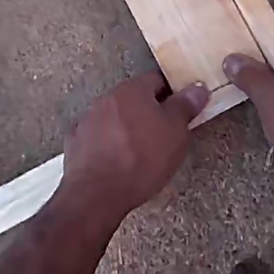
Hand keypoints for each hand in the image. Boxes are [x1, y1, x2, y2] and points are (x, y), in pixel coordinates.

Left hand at [55, 72, 209, 222]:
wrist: (98, 192)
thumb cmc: (141, 160)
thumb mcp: (175, 133)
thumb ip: (185, 107)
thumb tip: (196, 89)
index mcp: (132, 90)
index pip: (156, 81)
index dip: (172, 94)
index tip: (180, 111)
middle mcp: (106, 99)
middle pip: (133, 99)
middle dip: (148, 112)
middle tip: (164, 134)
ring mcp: (88, 120)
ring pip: (114, 118)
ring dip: (126, 128)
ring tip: (140, 153)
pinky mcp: (76, 142)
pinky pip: (98, 137)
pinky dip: (108, 144)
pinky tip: (118, 162)